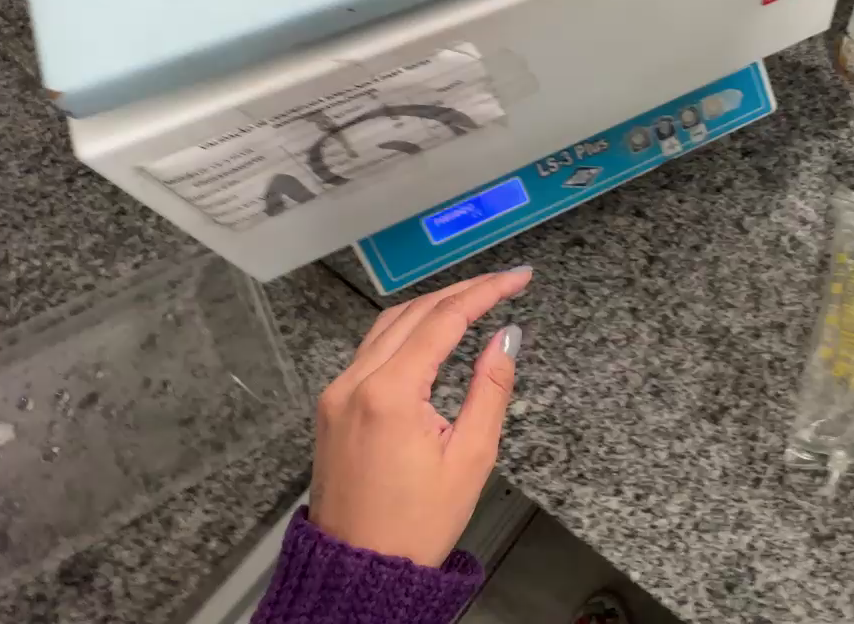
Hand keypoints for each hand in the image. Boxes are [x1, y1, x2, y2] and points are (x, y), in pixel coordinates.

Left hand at [309, 266, 531, 565]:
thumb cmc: (419, 522)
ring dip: (435, 303)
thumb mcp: (471, 455)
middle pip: (414, 311)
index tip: (521, 277)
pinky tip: (436, 329)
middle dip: (464, 290)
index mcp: (389, 393)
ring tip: (477, 297)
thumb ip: (491, 386)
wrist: (356, 576)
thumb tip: (507, 335)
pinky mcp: (332, 406)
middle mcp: (354, 382)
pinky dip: (410, 326)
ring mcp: (336, 393)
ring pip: (389, 323)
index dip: (487, 290)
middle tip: (506, 282)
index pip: (444, 319)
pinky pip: (374, 347)